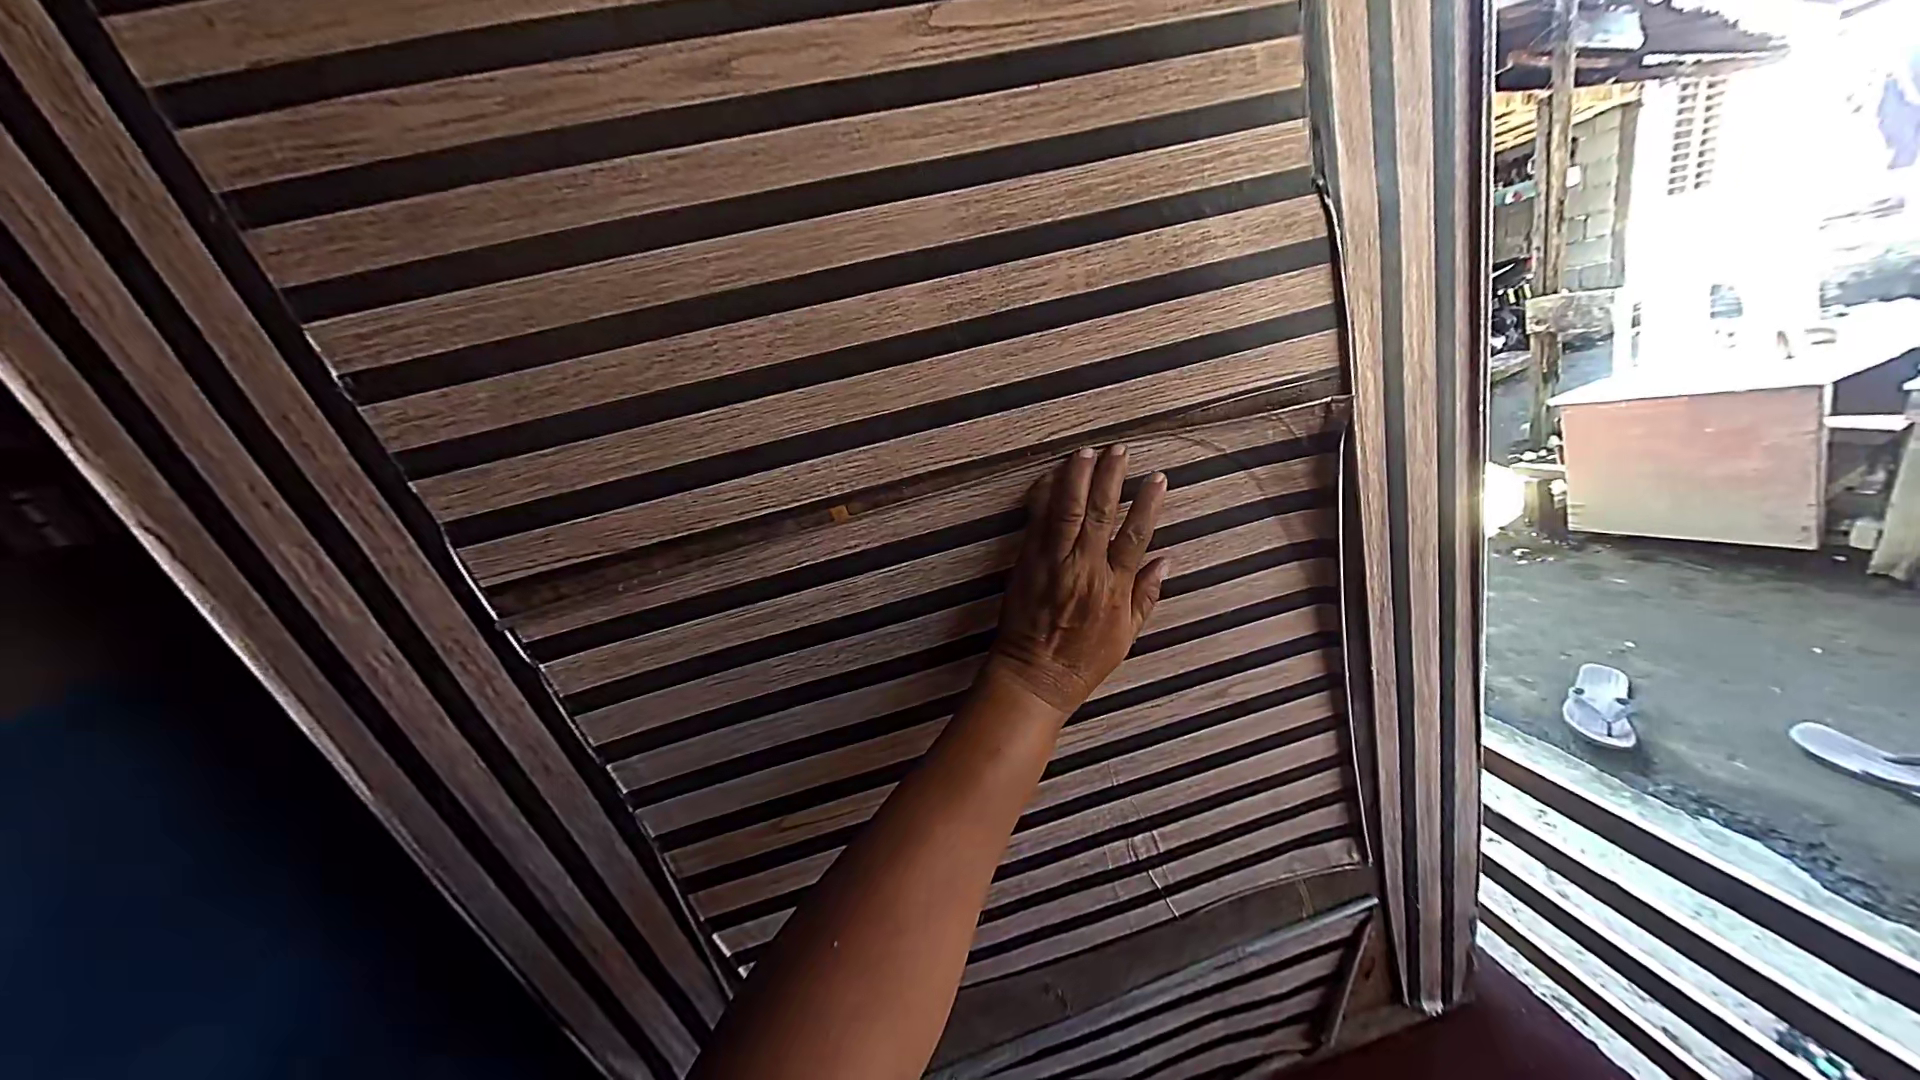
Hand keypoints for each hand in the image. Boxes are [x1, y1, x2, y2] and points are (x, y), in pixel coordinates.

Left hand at [984, 445, 1170, 714]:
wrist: (1034, 675)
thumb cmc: (1081, 661)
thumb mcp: (1125, 636)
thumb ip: (1146, 597)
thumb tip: (1166, 561)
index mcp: (1114, 586)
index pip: (1136, 534)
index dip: (1148, 503)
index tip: (1157, 478)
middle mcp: (1086, 568)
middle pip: (1102, 513)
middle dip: (1112, 477)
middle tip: (1119, 450)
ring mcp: (1054, 563)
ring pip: (1069, 510)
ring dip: (1078, 477)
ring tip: (1086, 452)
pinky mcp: (1028, 562)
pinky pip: (1037, 523)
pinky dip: (1044, 498)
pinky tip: (1049, 477)